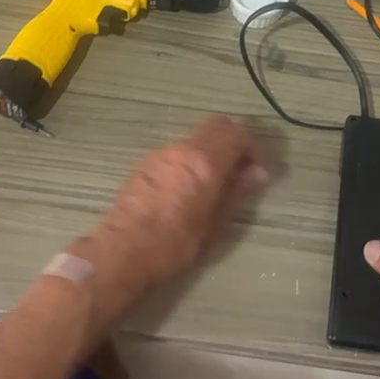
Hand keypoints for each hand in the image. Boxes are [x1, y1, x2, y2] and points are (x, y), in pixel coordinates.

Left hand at [69, 116, 267, 311]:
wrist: (123, 252)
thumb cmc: (174, 245)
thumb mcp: (215, 223)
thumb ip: (236, 191)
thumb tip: (256, 173)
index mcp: (205, 162)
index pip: (238, 133)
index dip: (253, 148)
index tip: (256, 172)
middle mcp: (183, 149)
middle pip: (216, 126)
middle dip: (233, 142)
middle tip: (239, 171)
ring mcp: (160, 154)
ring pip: (195, 139)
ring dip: (210, 152)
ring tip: (212, 184)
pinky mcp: (144, 164)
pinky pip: (176, 152)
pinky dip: (189, 161)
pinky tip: (186, 190)